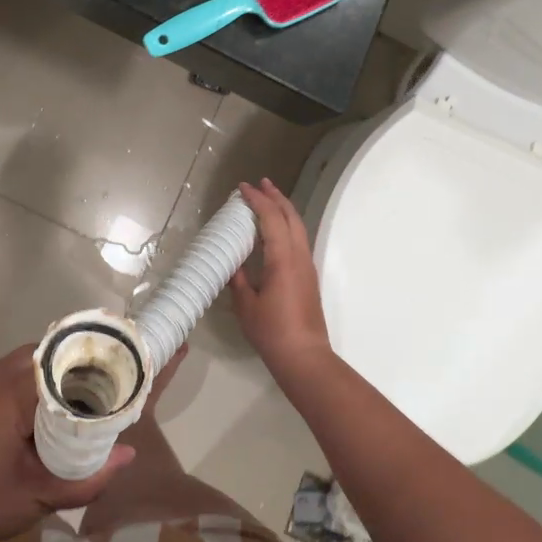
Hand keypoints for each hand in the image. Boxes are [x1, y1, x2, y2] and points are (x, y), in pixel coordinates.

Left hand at [0, 343, 134, 541]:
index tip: (120, 379)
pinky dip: (31, 385)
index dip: (95, 365)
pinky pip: (8, 375)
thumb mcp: (38, 497)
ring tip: (80, 403)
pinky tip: (43, 415)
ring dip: (52, 377)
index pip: (65, 360)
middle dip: (76, 368)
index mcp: (13, 390)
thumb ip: (87, 478)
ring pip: (26, 363)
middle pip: (46, 354)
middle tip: (104, 392)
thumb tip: (128, 455)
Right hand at [230, 179, 332, 378]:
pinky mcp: (308, 278)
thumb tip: (232, 265)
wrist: (305, 358)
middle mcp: (299, 256)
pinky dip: (287, 226)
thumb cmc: (272, 331)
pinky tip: (276, 231)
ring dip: (283, 210)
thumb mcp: (246, 305)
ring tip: (269, 200)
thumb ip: (239, 280)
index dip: (257, 200)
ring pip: (298, 227)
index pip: (271, 218)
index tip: (243, 188)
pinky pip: (298, 240)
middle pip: (290, 216)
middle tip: (261, 184)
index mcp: (283, 258)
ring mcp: (307, 266)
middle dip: (275, 197)